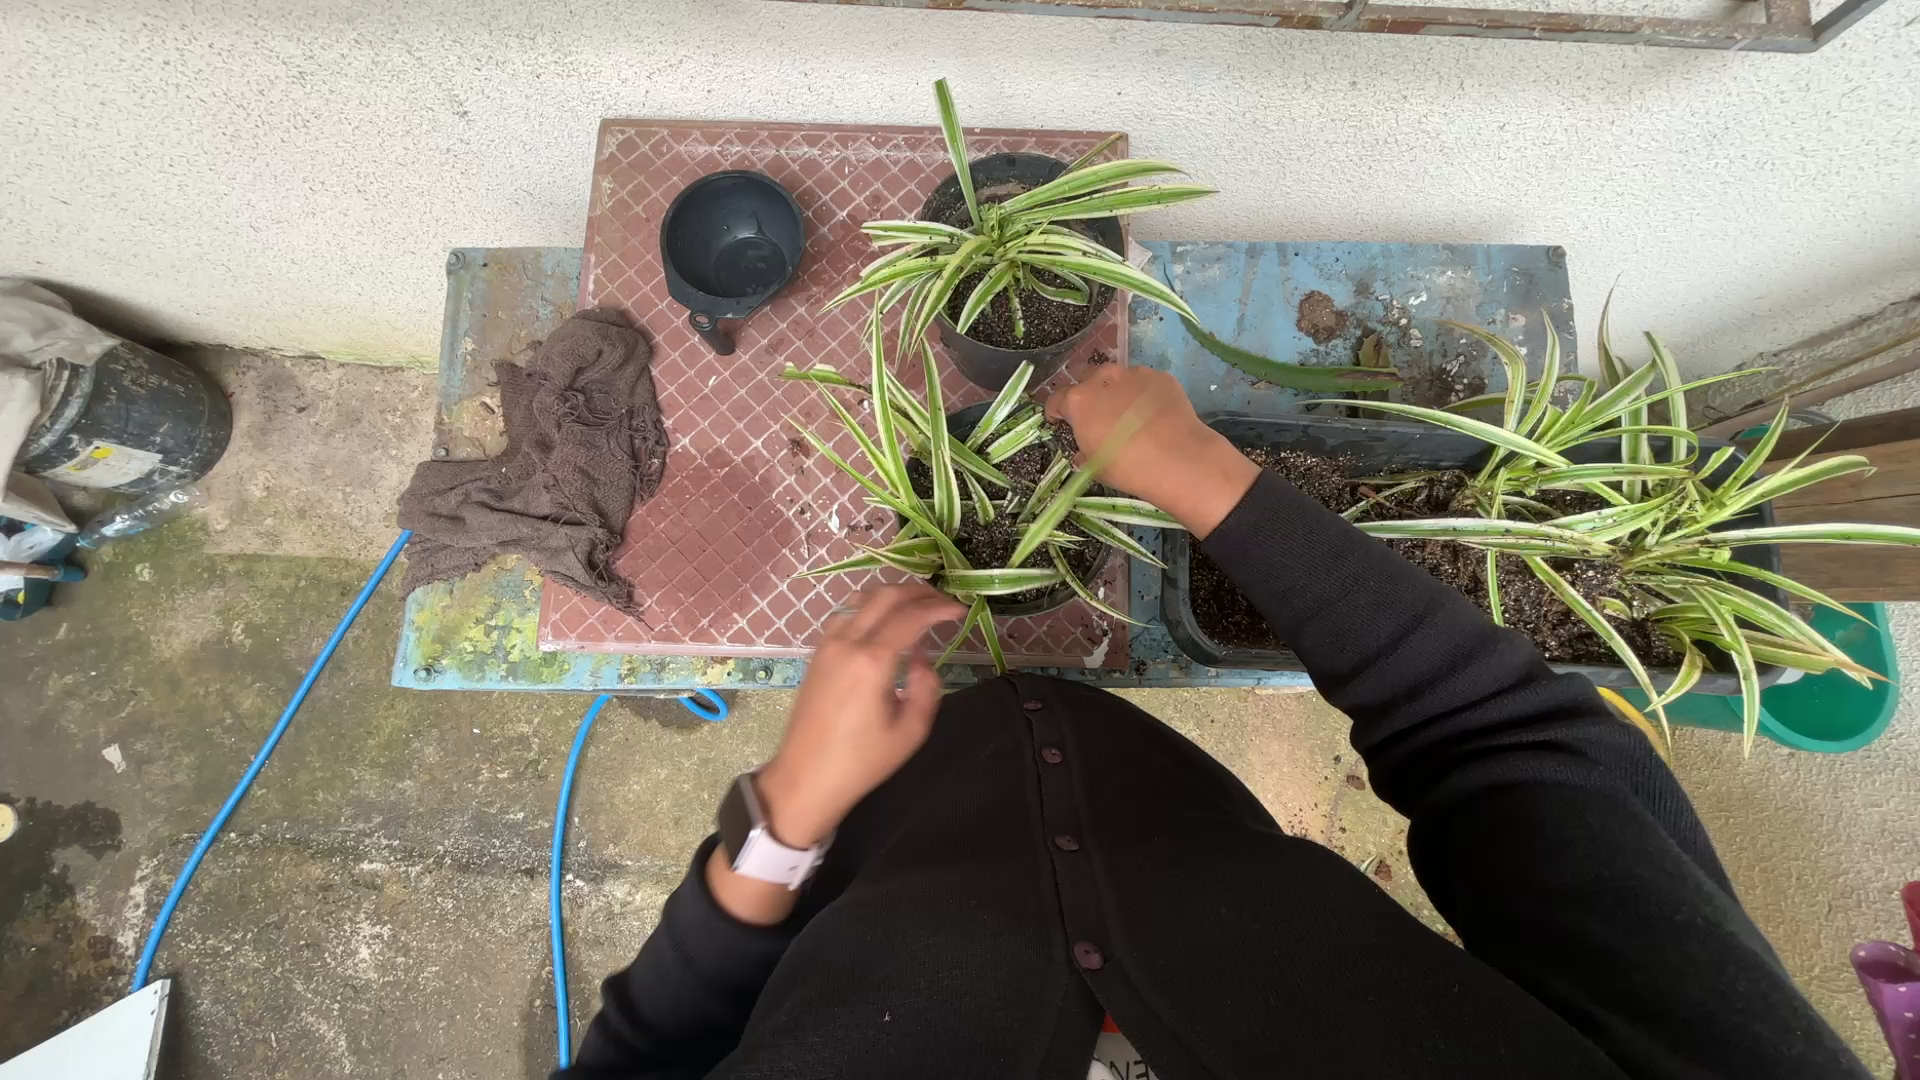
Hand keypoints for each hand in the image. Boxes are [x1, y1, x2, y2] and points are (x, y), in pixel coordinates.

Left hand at [755, 582, 965, 847]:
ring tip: (917, 606)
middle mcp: (847, 643)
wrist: (805, 778)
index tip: (961, 610)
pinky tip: (883, 622)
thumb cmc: (862, 762)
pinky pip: (845, 614)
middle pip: (885, 595)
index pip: (912, 617)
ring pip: (862, 598)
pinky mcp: (817, 653)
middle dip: (919, 592)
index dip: (940, 607)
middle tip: (943, 602)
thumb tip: (923, 658)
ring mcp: (827, 645)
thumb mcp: (911, 732)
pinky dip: (869, 607)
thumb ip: (927, 687)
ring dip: (892, 595)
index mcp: (872, 662)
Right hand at [1047, 366, 1259, 537]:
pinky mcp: (1160, 377)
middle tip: (1098, 417)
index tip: (1060, 423)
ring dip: (1116, 391)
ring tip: (1129, 414)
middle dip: (1088, 396)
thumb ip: (1082, 452)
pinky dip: (1143, 394)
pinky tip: (1153, 414)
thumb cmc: (1125, 466)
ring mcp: (1133, 374)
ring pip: (1117, 378)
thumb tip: (1083, 451)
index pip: (1055, 400)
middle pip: (1086, 380)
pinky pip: (1144, 383)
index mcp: (1078, 401)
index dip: (1056, 413)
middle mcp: (1103, 379)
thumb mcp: (1093, 466)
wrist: (1176, 458)